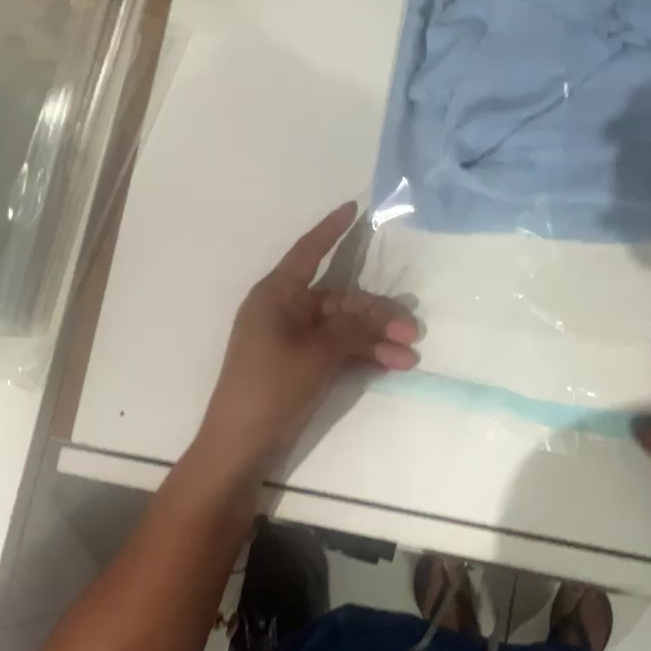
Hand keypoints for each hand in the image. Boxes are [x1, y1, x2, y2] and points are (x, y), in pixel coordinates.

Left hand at [195, 203, 418, 473]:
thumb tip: (380, 313)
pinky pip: (334, 348)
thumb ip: (352, 328)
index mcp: (276, 295)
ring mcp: (289, 338)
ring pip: (341, 328)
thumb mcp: (317, 355)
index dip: (332, 230)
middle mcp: (282, 310)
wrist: (239, 442)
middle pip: (337, 299)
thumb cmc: (271, 387)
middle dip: (375, 315)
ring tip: (408, 358)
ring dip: (374, 341)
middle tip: (411, 332)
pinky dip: (359, 356)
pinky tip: (389, 366)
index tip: (354, 208)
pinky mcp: (296, 364)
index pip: (309, 252)